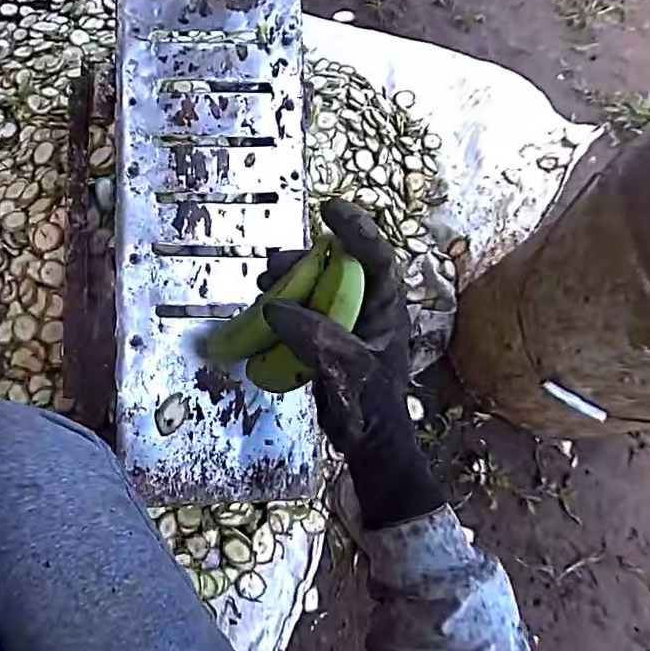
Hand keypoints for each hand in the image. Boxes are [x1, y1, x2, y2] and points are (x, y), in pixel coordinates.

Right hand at [260, 199, 445, 528]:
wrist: (366, 442)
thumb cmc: (368, 408)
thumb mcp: (346, 370)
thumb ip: (315, 337)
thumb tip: (275, 306)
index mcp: (385, 311)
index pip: (376, 258)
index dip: (356, 229)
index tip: (329, 208)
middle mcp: (367, 310)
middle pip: (337, 269)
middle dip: (305, 261)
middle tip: (273, 266)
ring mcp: (347, 324)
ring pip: (317, 287)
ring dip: (289, 280)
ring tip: (263, 284)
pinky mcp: (327, 339)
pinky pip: (303, 310)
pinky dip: (282, 303)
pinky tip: (264, 308)